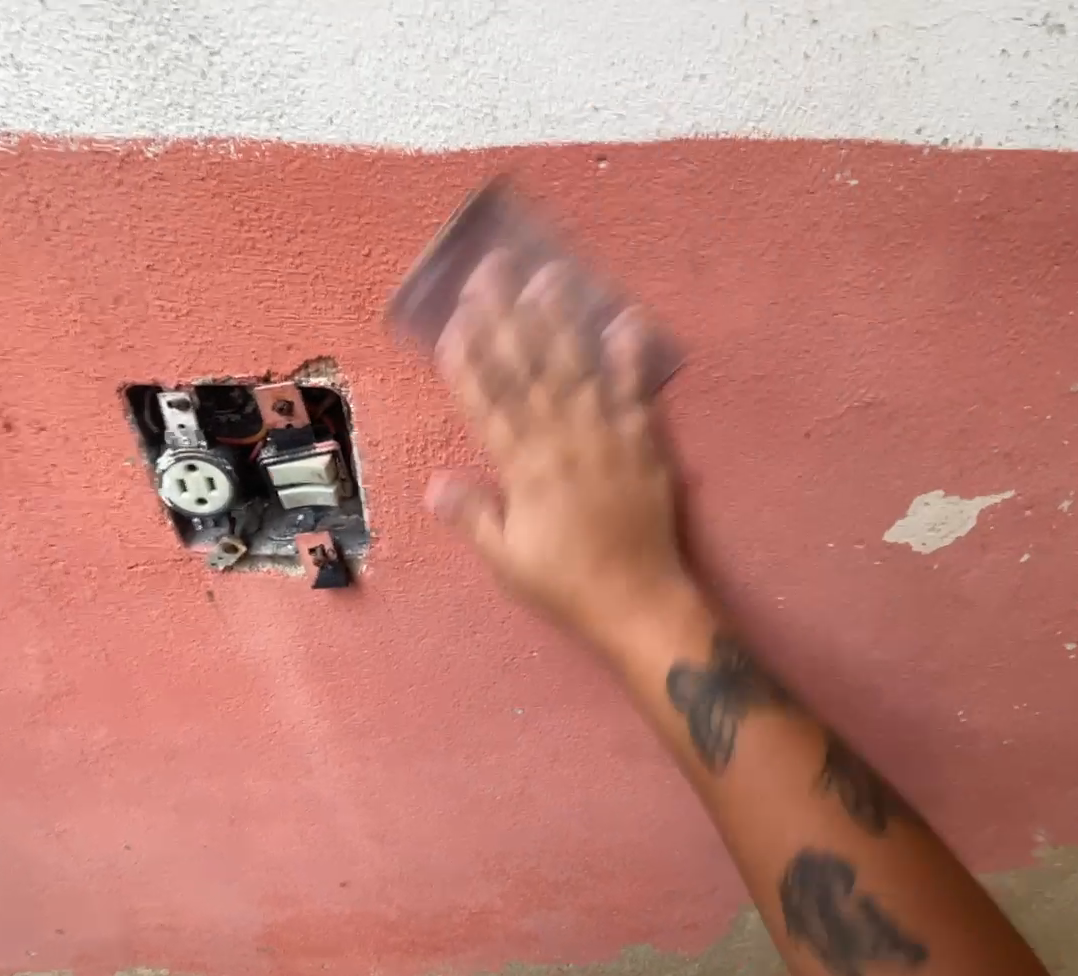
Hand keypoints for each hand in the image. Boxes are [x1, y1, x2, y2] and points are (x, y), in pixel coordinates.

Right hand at [426, 253, 695, 640]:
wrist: (639, 600)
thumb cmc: (566, 583)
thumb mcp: (507, 560)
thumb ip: (473, 516)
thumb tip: (433, 482)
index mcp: (523, 470)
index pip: (488, 403)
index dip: (469, 360)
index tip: (454, 320)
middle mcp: (562, 442)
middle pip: (528, 372)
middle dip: (506, 319)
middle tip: (491, 273)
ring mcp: (606, 438)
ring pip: (578, 370)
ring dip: (560, 322)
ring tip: (545, 277)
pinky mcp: (644, 444)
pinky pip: (636, 393)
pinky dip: (631, 356)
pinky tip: (624, 320)